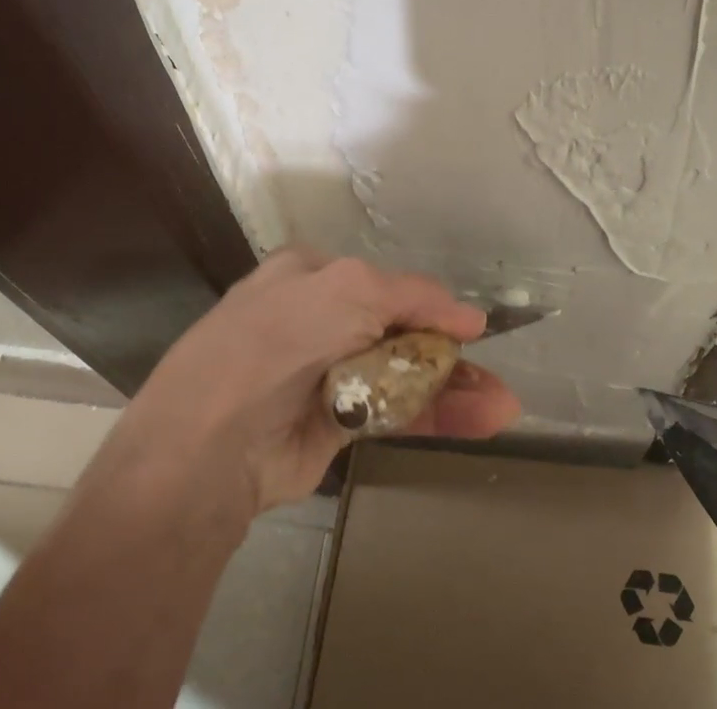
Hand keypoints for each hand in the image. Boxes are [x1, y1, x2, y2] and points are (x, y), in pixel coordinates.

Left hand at [120, 249, 522, 515]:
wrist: (212, 442)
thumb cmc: (279, 341)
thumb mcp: (348, 289)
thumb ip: (413, 296)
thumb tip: (470, 317)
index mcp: (308, 275)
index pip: (382, 283)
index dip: (428, 304)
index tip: (471, 328)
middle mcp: (316, 320)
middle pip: (398, 329)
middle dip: (450, 351)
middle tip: (496, 376)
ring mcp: (323, 374)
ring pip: (402, 374)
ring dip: (455, 388)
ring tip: (504, 406)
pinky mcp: (334, 424)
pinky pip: (396, 413)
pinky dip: (438, 416)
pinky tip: (484, 419)